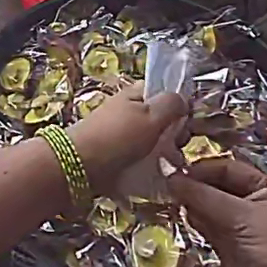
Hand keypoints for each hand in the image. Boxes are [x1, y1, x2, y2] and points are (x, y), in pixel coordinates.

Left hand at [66, 84, 187, 196]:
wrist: (79, 166)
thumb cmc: (118, 137)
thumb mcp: (151, 116)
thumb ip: (171, 104)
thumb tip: (184, 100)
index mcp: (135, 94)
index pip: (163, 91)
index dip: (179, 105)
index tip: (187, 122)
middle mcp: (127, 110)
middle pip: (160, 118)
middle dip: (174, 132)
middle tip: (178, 147)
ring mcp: (121, 133)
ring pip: (153, 139)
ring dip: (165, 151)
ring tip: (171, 165)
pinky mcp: (116, 154)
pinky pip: (141, 156)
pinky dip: (151, 164)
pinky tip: (158, 175)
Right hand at [172, 158, 266, 266]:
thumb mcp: (242, 216)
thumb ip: (204, 195)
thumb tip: (170, 175)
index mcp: (260, 186)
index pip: (224, 167)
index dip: (200, 168)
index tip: (174, 169)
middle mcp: (246, 200)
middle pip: (211, 184)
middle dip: (191, 184)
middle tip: (165, 183)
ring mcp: (233, 221)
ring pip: (203, 203)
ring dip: (187, 201)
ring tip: (168, 198)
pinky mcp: (222, 241)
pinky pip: (201, 222)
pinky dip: (190, 218)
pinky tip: (179, 214)